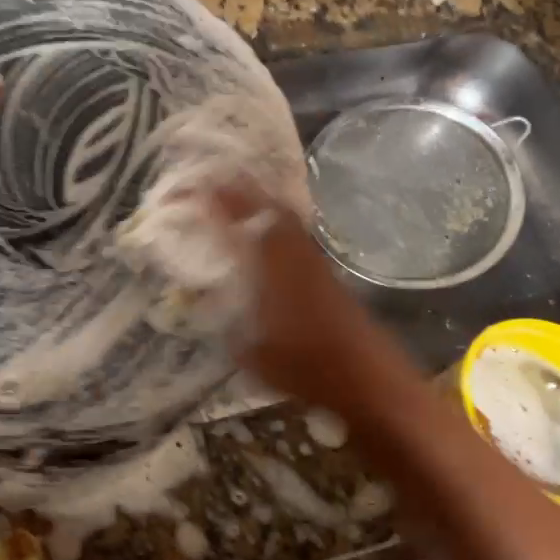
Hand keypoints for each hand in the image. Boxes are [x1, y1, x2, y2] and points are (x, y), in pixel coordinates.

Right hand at [205, 183, 382, 398]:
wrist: (369, 379)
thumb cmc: (306, 370)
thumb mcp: (251, 354)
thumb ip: (227, 324)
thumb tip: (206, 305)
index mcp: (272, 270)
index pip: (239, 225)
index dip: (215, 204)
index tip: (190, 191)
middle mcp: (294, 257)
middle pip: (269, 209)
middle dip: (241, 189)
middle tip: (215, 179)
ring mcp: (315, 263)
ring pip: (287, 219)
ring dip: (261, 202)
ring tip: (238, 192)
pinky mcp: (327, 275)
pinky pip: (296, 235)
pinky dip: (277, 222)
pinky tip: (266, 230)